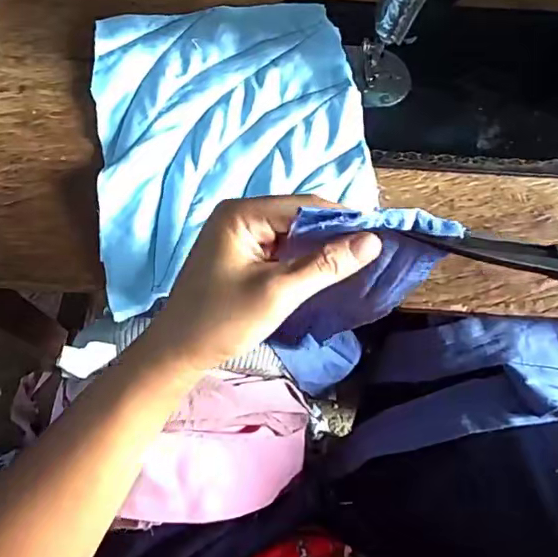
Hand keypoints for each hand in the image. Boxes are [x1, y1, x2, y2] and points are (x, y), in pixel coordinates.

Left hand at [139, 195, 381, 369]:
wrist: (177, 351)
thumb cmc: (221, 320)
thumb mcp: (278, 292)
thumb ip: (324, 265)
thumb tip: (370, 241)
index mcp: (241, 214)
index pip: (304, 205)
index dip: (344, 219)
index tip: (380, 235)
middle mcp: (238, 215)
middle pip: (298, 216)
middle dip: (333, 234)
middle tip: (372, 253)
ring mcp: (237, 234)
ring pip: (291, 234)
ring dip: (319, 248)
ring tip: (355, 263)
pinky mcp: (239, 254)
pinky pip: (278, 248)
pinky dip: (301, 259)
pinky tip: (324, 272)